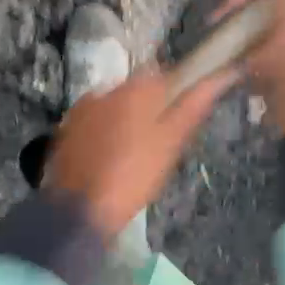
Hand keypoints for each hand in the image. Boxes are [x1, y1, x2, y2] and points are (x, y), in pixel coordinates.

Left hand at [45, 66, 232, 238]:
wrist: (80, 209)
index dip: (175, 95)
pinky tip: (107, 160)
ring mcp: (82, 109)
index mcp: (136, 88)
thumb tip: (218, 77)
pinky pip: (94, 123)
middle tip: (158, 145)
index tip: (180, 120)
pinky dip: (103, 134)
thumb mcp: (171, 144)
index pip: (165, 75)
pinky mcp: (66, 129)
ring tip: (131, 157)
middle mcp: (106, 88)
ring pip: (114, 107)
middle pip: (136, 90)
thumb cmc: (133, 176)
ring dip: (124, 122)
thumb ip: (192, 107)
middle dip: (149, 109)